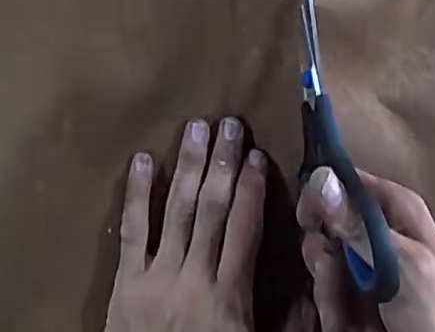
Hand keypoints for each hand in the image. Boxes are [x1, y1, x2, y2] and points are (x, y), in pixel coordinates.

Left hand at [106, 117, 267, 331]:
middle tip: (230, 123)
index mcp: (228, 300)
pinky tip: (141, 159)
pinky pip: (131, 231)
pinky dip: (136, 192)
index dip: (253, 189)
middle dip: (223, 162)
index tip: (259, 154)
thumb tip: (311, 271)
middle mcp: (193, 280)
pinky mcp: (123, 287)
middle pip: (211, 208)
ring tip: (196, 126)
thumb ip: (286, 319)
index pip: (244, 229)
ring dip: (187, 163)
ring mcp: (155, 280)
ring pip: (175, 209)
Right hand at [298, 167, 434, 331]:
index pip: (346, 180)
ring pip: (327, 264)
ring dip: (327, 291)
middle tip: (330, 275)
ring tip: (345, 317)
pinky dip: (334, 313)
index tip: (308, 219)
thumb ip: (360, 224)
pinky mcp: (366, 301)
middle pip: (330, 225)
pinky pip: (334, 296)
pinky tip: (349, 327)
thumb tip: (322, 176)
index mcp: (396, 209)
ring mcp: (373, 269)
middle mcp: (381, 232)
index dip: (322, 195)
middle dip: (323, 254)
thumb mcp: (402, 265)